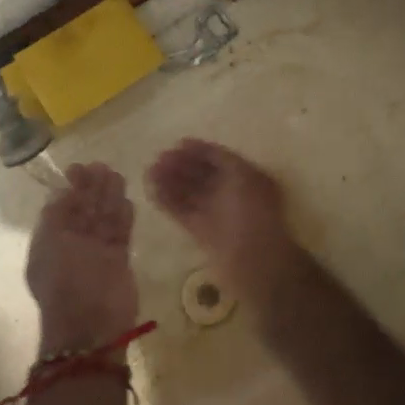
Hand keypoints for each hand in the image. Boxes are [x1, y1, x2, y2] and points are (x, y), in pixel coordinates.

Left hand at [27, 163, 137, 355]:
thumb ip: (56, 217)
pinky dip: (123, 217)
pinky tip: (126, 200)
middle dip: (91, 188)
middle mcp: (73, 245)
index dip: (70, 188)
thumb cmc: (64, 284)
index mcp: (51, 242)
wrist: (90, 325)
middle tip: (101, 165)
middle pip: (84, 210)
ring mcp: (96, 253)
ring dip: (109, 196)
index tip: (78, 168)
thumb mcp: (50, 247)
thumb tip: (62, 191)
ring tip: (116, 174)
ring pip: (104, 218)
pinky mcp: (118, 261)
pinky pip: (120, 233)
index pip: (61, 208)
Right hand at [147, 139, 301, 300]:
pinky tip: (153, 192)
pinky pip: (183, 212)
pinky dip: (168, 202)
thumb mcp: (243, 176)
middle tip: (158, 159)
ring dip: (170, 182)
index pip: (221, 159)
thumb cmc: (253, 213)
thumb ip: (223, 161)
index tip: (177, 144)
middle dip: (182, 165)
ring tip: (150, 172)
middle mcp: (232, 195)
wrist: (255, 260)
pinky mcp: (202, 233)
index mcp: (247, 178)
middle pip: (203, 175)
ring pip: (190, 193)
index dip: (200, 150)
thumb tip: (202, 151)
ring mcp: (217, 215)